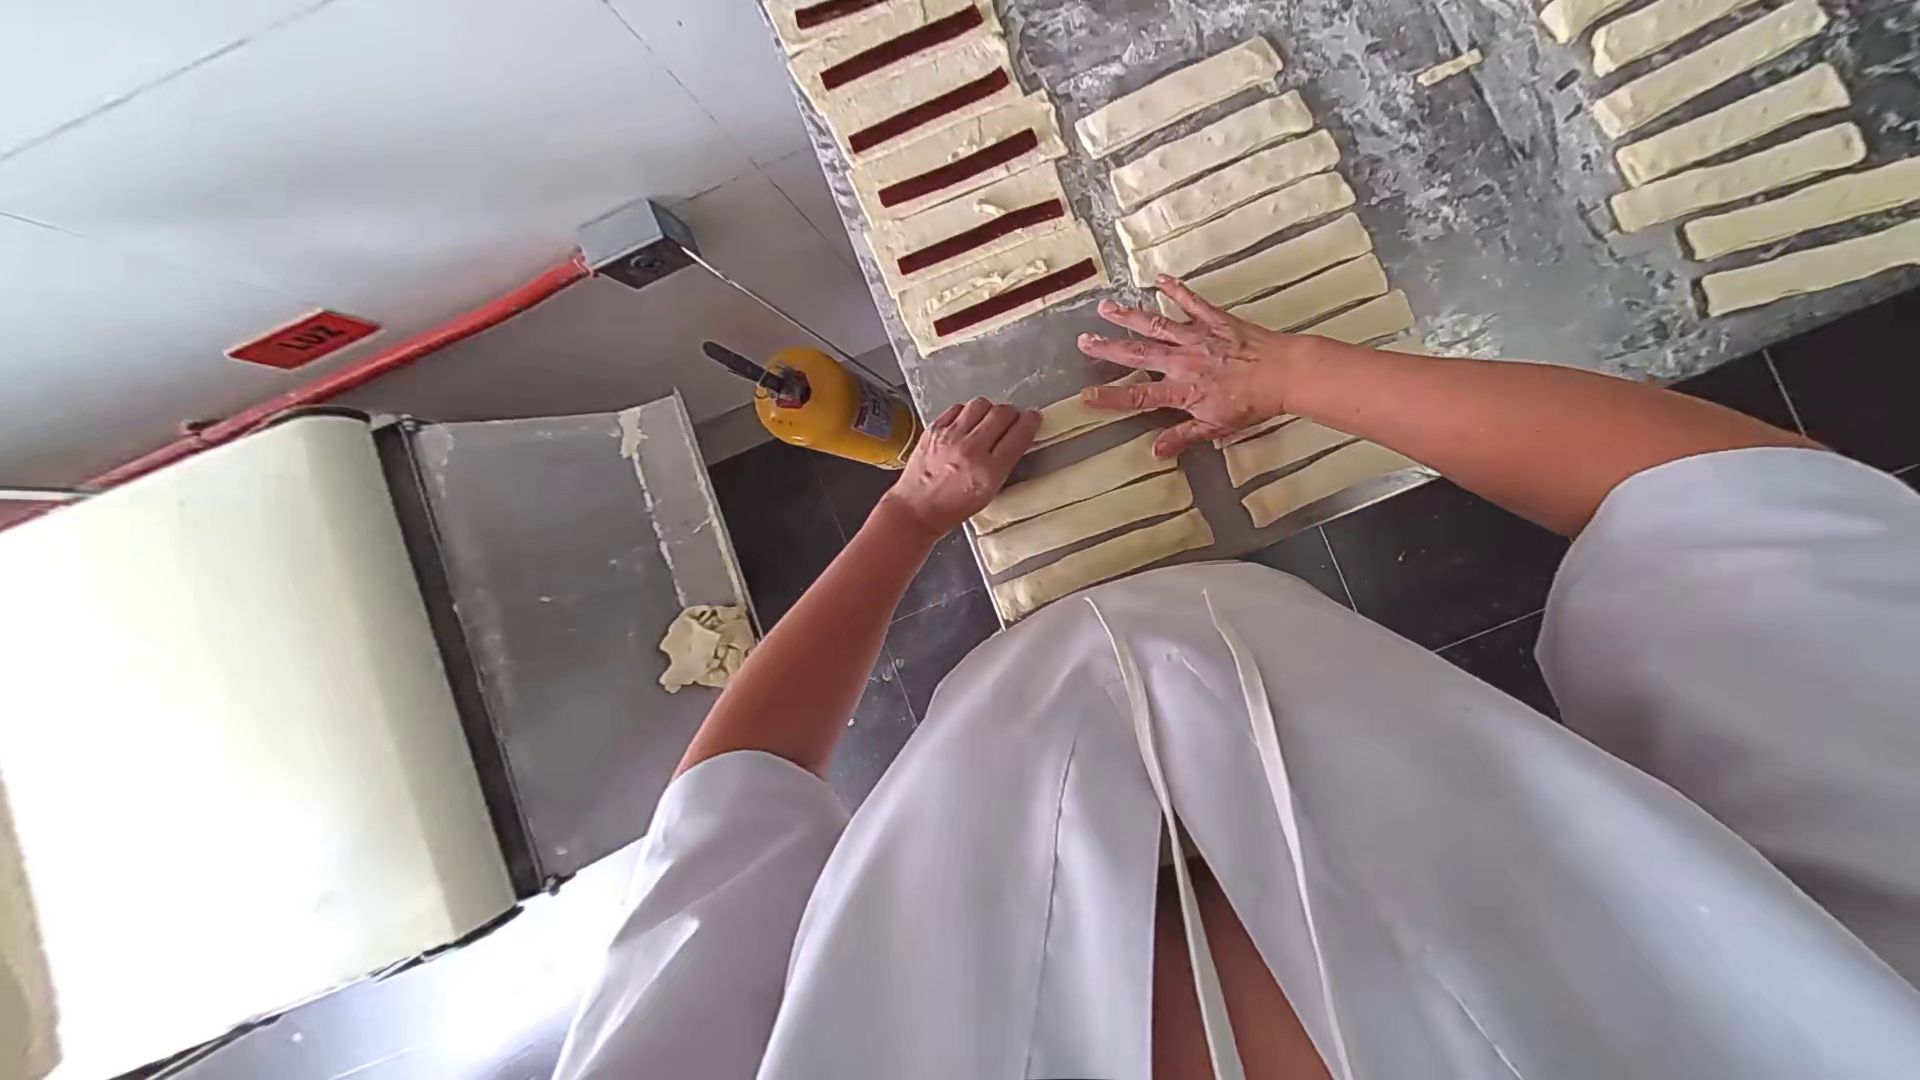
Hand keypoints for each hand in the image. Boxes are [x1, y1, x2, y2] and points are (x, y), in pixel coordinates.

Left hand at [883, 397, 1040, 536]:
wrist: (916, 510)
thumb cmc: (954, 507)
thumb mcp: (989, 492)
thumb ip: (1005, 463)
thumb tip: (1018, 437)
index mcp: (989, 471)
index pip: (1019, 435)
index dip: (1031, 422)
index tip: (1033, 418)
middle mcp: (971, 450)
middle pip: (1002, 413)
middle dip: (1012, 414)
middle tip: (1010, 420)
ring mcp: (950, 437)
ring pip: (981, 404)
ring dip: (989, 410)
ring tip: (987, 421)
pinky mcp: (934, 429)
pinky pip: (958, 408)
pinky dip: (966, 413)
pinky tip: (966, 424)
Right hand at [1077, 274, 1304, 457]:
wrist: (1286, 373)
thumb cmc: (1251, 403)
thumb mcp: (1215, 428)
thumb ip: (1182, 436)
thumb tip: (1155, 452)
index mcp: (1182, 390)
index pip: (1137, 397)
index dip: (1110, 398)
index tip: (1085, 397)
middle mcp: (1183, 361)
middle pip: (1137, 354)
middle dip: (1108, 349)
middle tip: (1084, 341)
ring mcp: (1196, 337)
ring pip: (1155, 325)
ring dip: (1128, 317)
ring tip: (1105, 308)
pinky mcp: (1214, 320)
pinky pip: (1191, 302)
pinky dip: (1175, 290)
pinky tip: (1158, 280)